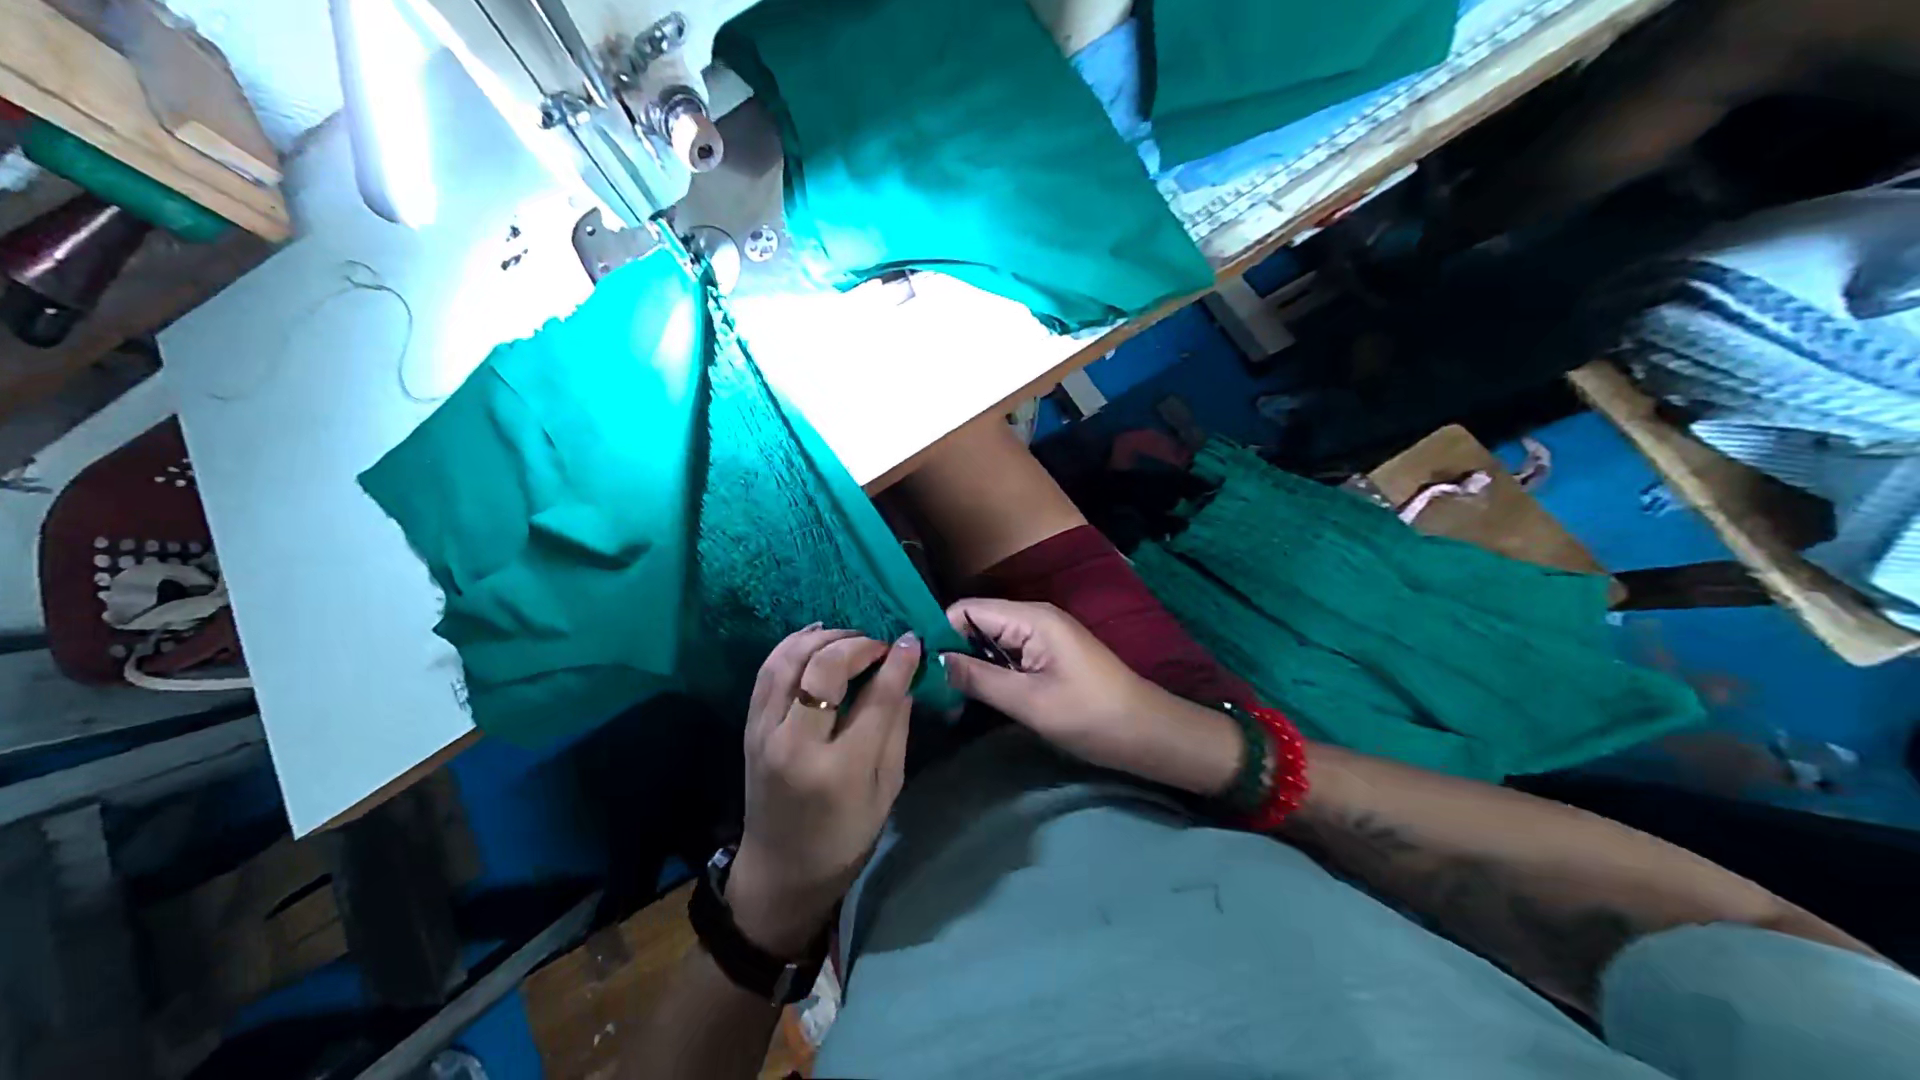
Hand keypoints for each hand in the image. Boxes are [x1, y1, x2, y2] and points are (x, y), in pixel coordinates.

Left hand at [727, 624, 919, 957]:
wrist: (780, 868)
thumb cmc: (845, 836)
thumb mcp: (887, 788)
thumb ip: (896, 727)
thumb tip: (904, 673)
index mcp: (841, 769)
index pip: (875, 697)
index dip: (897, 662)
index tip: (911, 642)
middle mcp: (797, 744)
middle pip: (825, 668)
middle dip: (859, 645)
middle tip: (881, 645)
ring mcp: (765, 732)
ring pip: (789, 659)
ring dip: (824, 638)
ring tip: (851, 638)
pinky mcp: (750, 727)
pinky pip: (768, 670)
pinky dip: (793, 645)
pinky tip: (817, 639)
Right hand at [941, 599, 1242, 796]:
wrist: (1148, 733)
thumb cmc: (1090, 715)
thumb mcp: (1029, 701)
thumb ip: (978, 678)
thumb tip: (932, 661)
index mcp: (1031, 618)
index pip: (966, 610)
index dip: (938, 631)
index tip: (913, 661)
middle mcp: (1034, 618)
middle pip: (975, 622)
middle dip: (948, 647)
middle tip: (920, 681)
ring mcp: (1042, 637)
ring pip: (989, 640)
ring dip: (966, 661)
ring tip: (936, 689)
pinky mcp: (1048, 656)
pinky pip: (1006, 654)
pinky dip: (987, 669)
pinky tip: (969, 691)